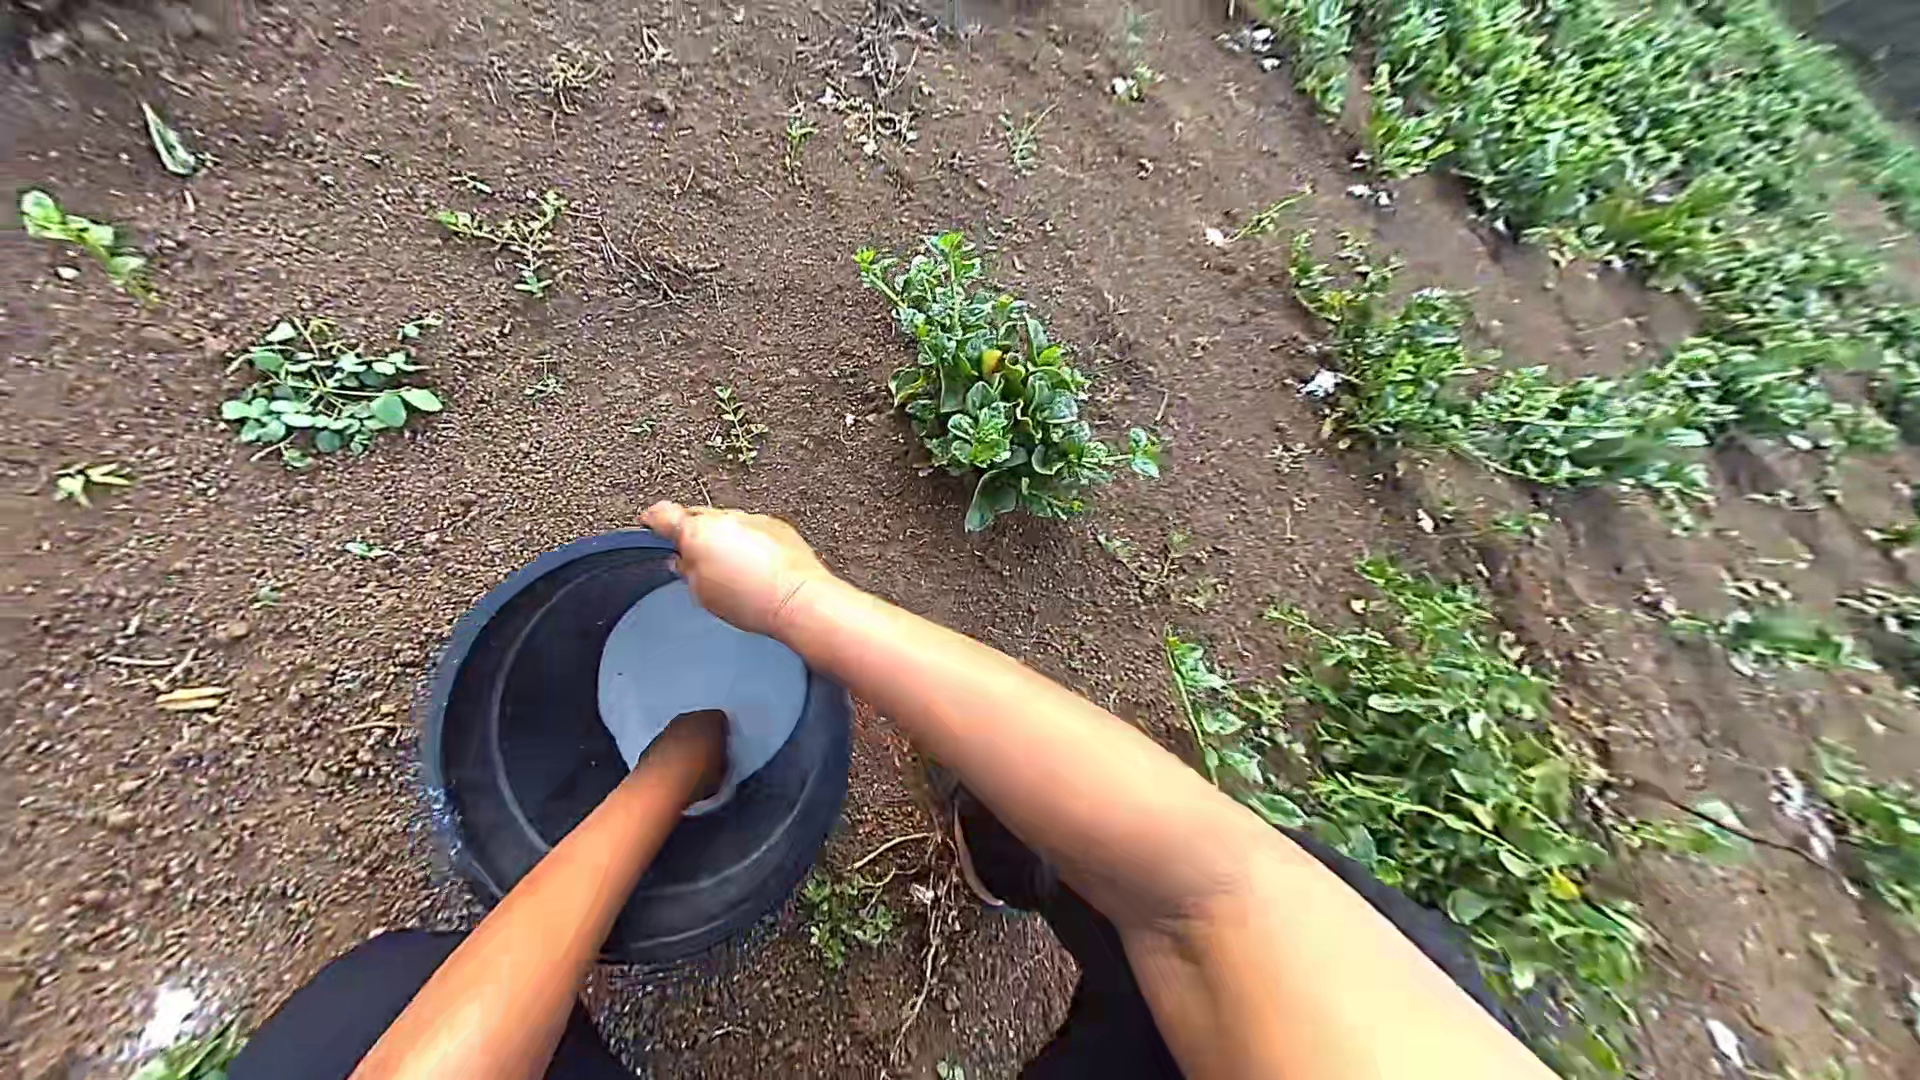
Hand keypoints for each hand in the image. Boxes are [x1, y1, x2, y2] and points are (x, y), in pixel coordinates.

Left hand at [639, 709, 727, 801]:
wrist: (661, 791)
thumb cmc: (697, 778)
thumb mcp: (724, 769)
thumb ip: (723, 756)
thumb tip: (721, 760)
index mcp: (710, 718)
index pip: (720, 719)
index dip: (722, 734)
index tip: (723, 746)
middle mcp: (686, 719)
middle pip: (698, 723)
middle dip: (702, 736)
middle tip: (707, 755)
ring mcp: (665, 732)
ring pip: (679, 734)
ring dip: (684, 745)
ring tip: (689, 768)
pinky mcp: (649, 748)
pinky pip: (664, 748)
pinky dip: (668, 756)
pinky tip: (672, 774)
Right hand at [641, 501, 836, 638]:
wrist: (797, 598)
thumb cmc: (752, 601)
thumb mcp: (702, 593)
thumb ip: (686, 570)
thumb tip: (681, 561)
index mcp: (697, 532)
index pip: (664, 514)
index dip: (654, 519)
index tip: (651, 523)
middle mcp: (726, 519)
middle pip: (698, 517)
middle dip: (694, 532)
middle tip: (694, 554)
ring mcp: (754, 519)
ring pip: (728, 523)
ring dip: (725, 537)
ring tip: (731, 566)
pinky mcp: (777, 526)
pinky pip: (754, 528)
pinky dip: (750, 540)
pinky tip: (755, 564)